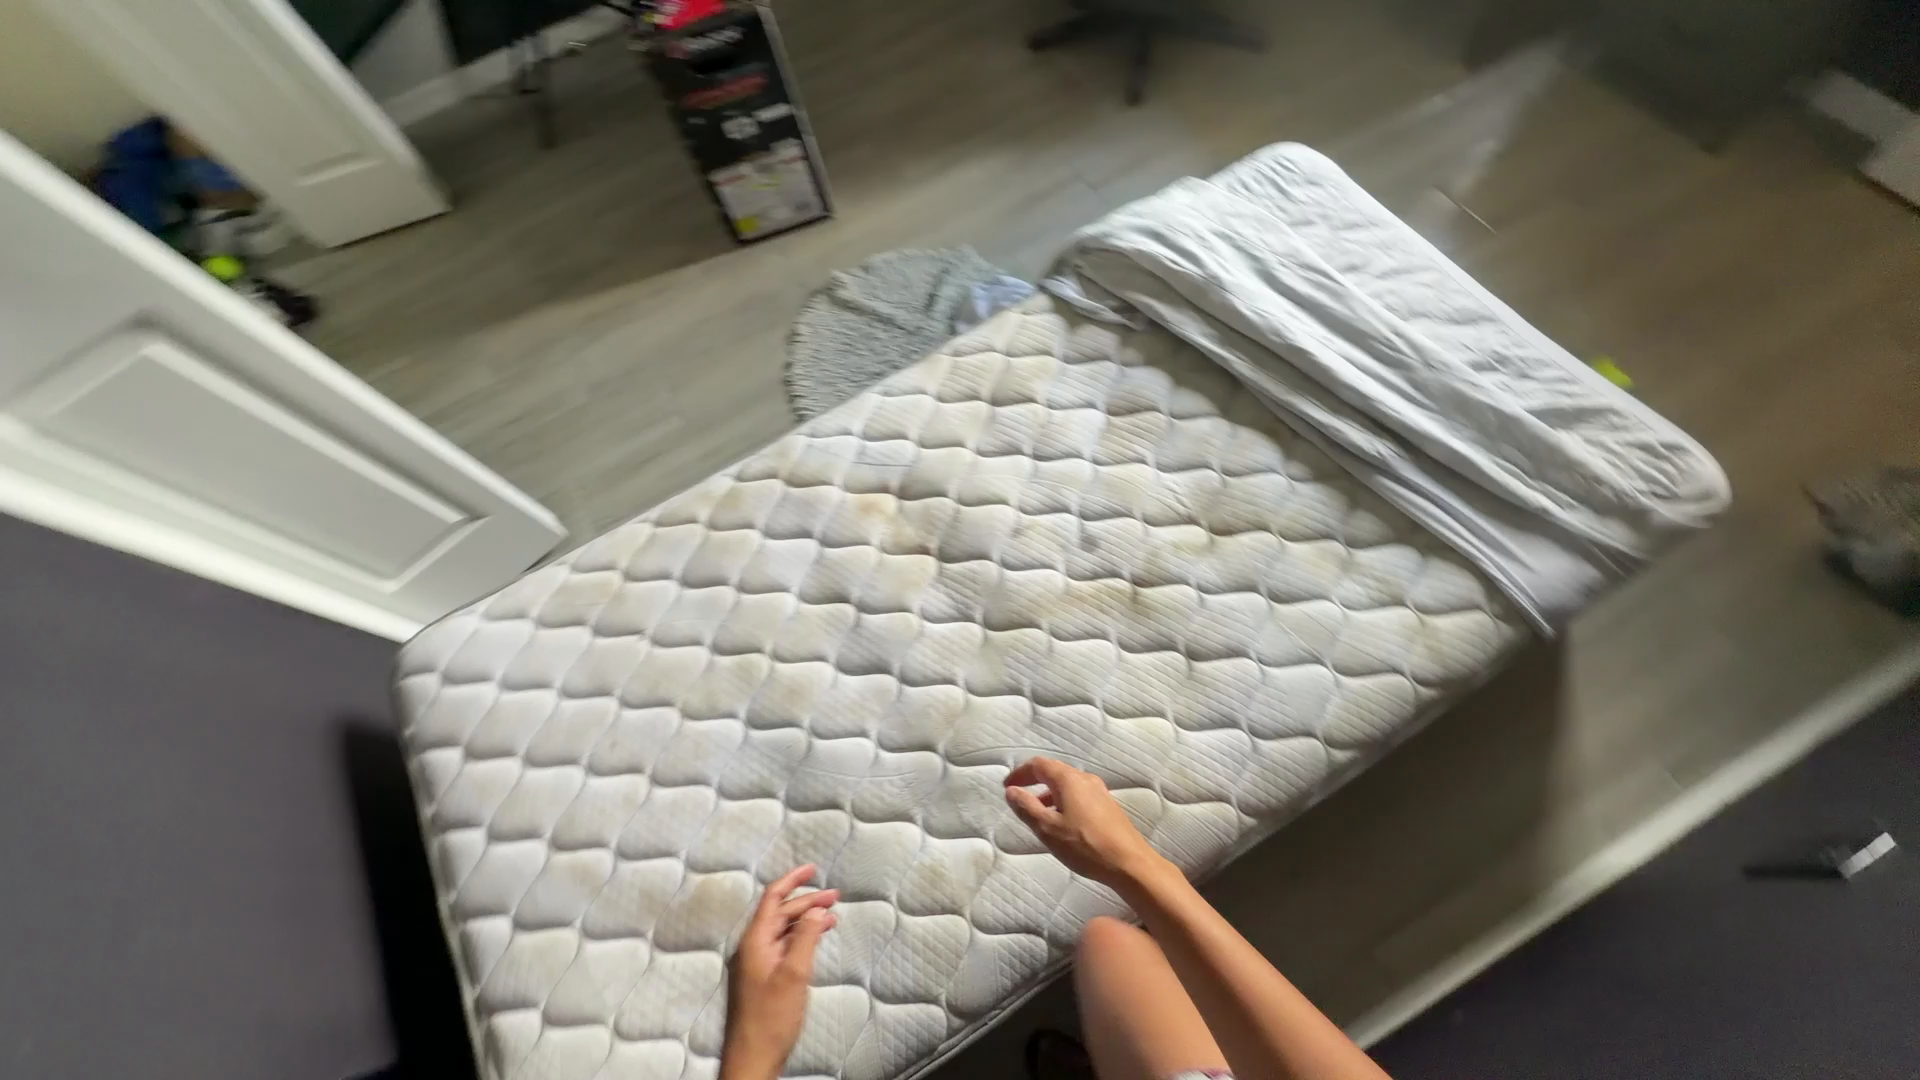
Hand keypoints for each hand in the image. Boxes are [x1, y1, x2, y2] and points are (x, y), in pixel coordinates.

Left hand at [721, 864, 839, 1079]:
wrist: (751, 1061)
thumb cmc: (771, 1019)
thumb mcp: (794, 974)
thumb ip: (806, 937)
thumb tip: (817, 909)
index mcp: (755, 941)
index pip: (773, 897)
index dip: (793, 879)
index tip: (813, 868)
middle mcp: (752, 947)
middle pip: (781, 913)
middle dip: (807, 901)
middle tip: (835, 896)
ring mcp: (756, 964)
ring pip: (783, 930)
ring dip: (807, 920)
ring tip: (833, 915)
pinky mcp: (763, 978)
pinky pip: (783, 946)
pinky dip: (802, 937)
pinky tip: (817, 940)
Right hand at [1003, 757, 1172, 892]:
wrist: (1129, 863)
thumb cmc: (1085, 845)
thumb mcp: (1048, 829)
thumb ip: (1026, 807)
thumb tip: (1011, 791)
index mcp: (1068, 779)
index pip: (1039, 765)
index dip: (1020, 773)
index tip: (1007, 786)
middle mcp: (1085, 778)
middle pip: (1054, 771)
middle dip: (1034, 781)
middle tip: (1018, 796)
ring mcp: (1099, 791)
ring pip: (1067, 784)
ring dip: (1048, 793)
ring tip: (1037, 812)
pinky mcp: (1107, 805)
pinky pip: (1078, 794)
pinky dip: (1063, 800)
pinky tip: (1061, 822)